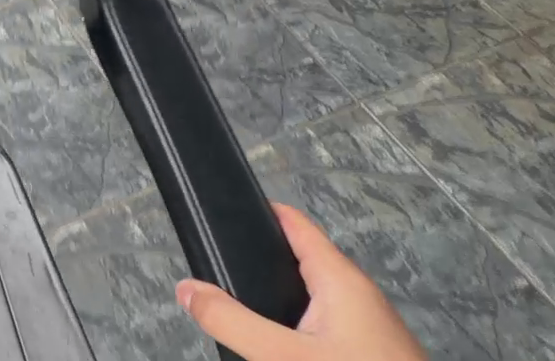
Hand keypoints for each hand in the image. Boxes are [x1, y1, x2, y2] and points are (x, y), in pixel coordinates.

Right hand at [176, 204, 426, 360]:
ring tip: (232, 308)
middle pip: (294, 257)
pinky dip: (290, 327)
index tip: (208, 210)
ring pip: (306, 297)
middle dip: (252, 259)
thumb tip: (185, 289)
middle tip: (209, 267)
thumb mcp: (287, 358)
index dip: (251, 208)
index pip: (291, 221)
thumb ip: (232, 322)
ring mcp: (368, 330)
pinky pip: (319, 326)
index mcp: (340, 280)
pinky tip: (272, 347)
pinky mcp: (369, 355)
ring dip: (269, 298)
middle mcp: (356, 296)